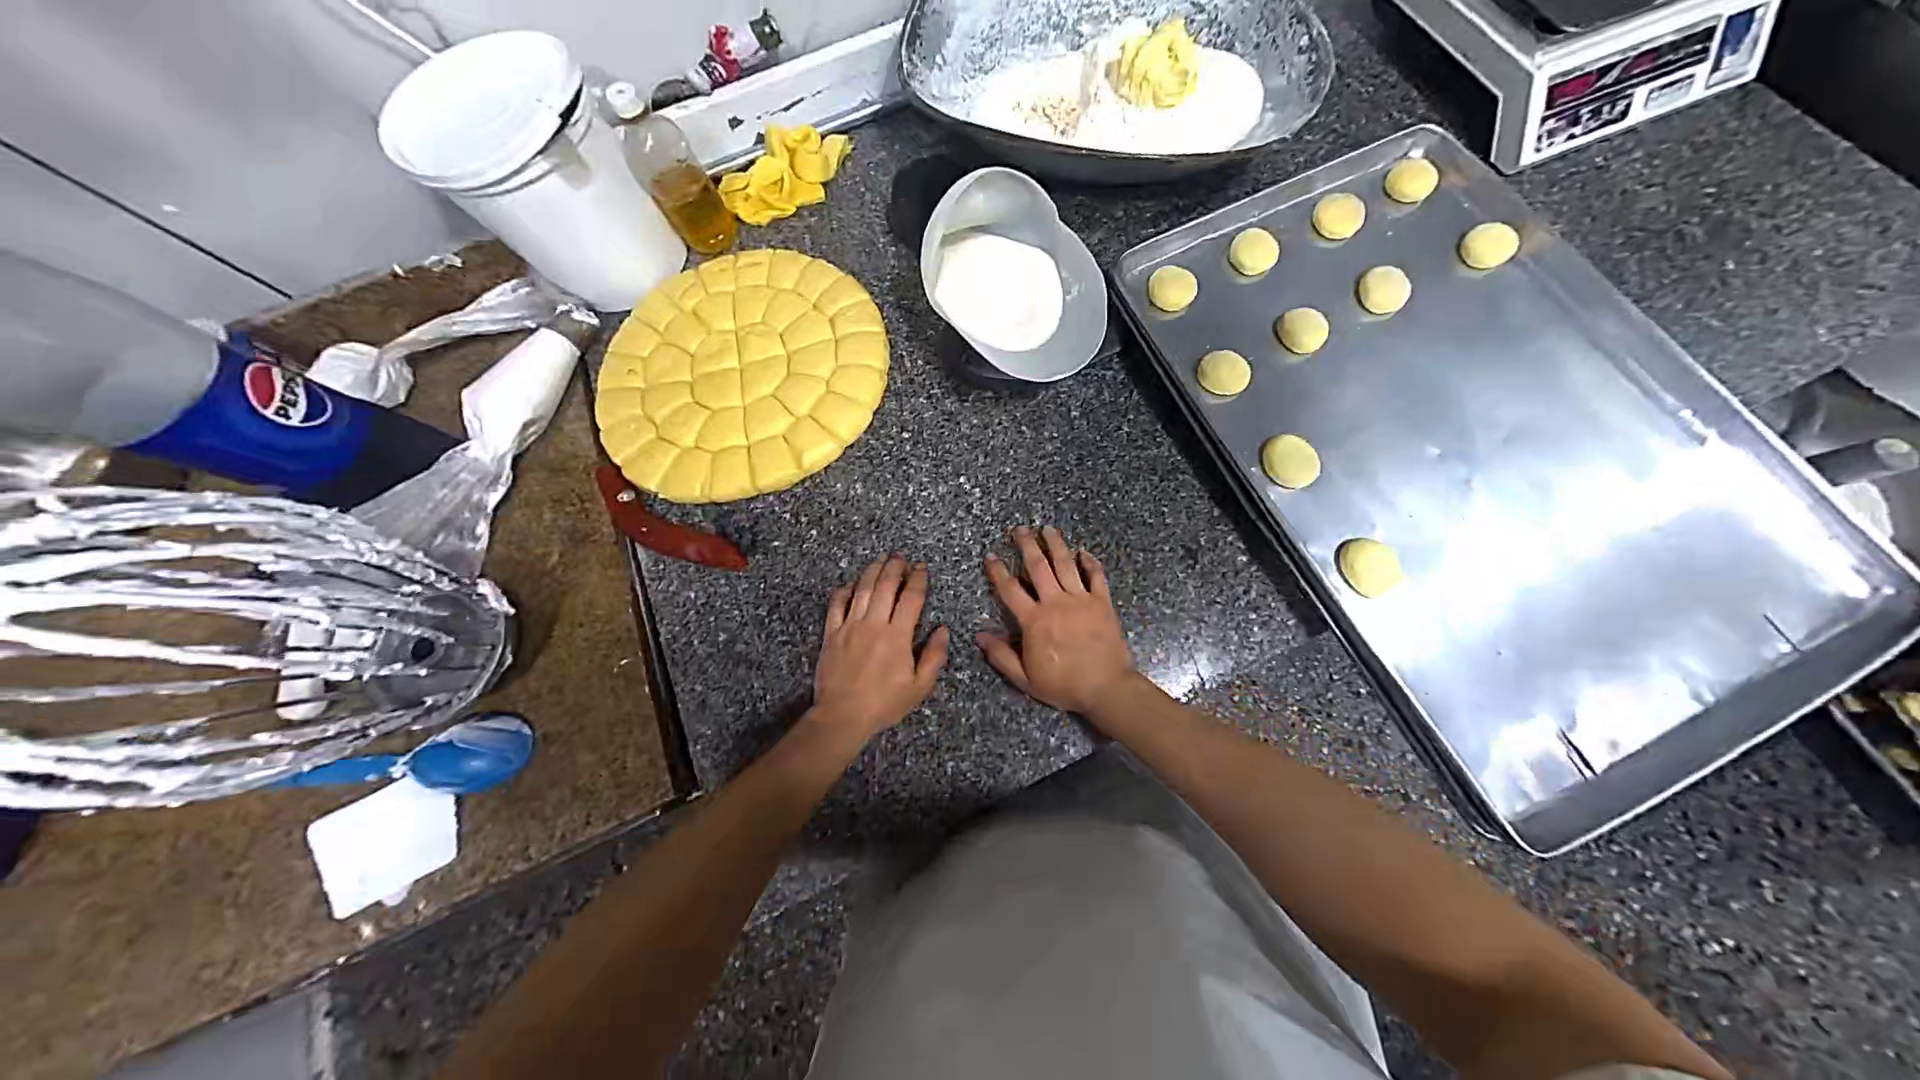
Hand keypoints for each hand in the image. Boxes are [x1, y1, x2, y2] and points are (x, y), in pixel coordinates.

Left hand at [812, 555, 949, 741]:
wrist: (842, 715)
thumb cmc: (884, 704)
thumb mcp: (919, 686)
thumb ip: (934, 656)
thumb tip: (942, 630)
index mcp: (897, 636)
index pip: (911, 598)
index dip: (918, 579)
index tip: (921, 568)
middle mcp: (873, 625)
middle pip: (885, 586)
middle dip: (895, 567)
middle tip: (900, 557)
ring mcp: (849, 627)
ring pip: (862, 589)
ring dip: (872, 571)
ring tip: (880, 560)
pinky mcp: (831, 634)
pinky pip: (836, 605)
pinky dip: (844, 590)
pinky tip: (850, 584)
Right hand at [977, 526, 1136, 716]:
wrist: (1106, 688)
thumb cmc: (1064, 686)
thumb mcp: (1025, 678)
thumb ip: (1001, 656)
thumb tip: (980, 635)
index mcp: (1034, 620)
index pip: (1010, 589)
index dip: (998, 571)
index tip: (991, 556)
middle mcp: (1056, 603)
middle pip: (1038, 566)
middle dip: (1027, 545)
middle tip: (1020, 529)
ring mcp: (1081, 600)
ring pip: (1066, 564)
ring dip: (1056, 544)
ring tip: (1048, 529)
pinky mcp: (1102, 603)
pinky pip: (1096, 576)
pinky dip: (1090, 562)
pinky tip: (1084, 552)